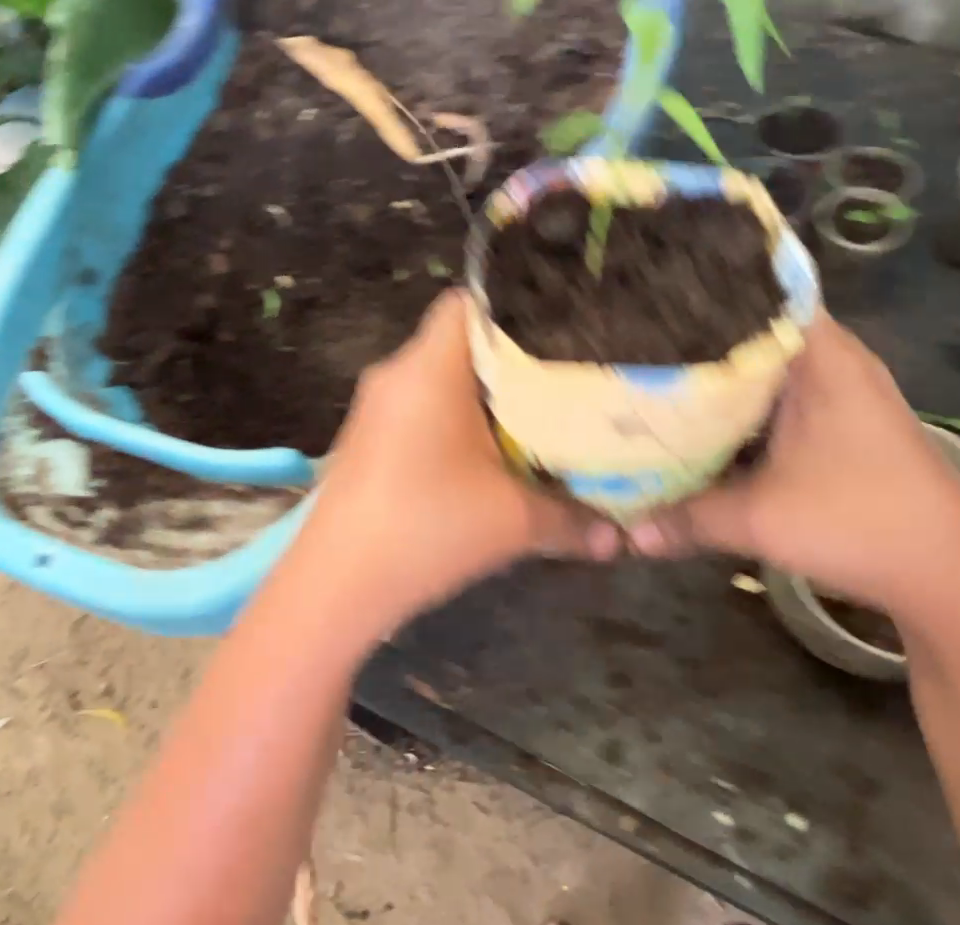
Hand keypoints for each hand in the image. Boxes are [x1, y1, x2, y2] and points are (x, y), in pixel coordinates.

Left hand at [281, 289, 619, 630]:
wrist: (336, 587)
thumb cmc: (427, 530)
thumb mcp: (513, 522)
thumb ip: (573, 520)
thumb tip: (623, 537)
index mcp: (429, 368)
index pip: (471, 301)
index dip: (520, 310)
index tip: (564, 337)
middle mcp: (396, 376)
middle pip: (462, 346)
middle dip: (515, 366)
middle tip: (569, 386)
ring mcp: (376, 413)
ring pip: (442, 386)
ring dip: (486, 405)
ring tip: (540, 424)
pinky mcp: (368, 447)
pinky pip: (422, 417)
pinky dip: (457, 430)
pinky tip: (491, 463)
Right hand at [627, 314, 959, 616]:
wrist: (944, 571)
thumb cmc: (857, 522)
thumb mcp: (758, 519)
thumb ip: (685, 517)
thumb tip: (625, 531)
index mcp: (820, 354)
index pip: (756, 292)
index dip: (699, 292)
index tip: (643, 299)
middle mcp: (831, 361)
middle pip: (752, 334)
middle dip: (694, 344)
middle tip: (631, 348)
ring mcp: (838, 396)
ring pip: (761, 375)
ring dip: (715, 385)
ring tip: (649, 383)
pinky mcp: (838, 429)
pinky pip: (775, 406)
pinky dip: (739, 414)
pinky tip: (697, 429)